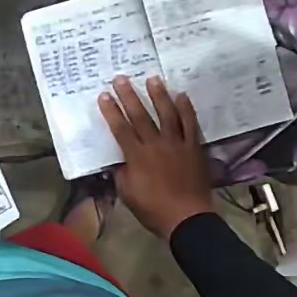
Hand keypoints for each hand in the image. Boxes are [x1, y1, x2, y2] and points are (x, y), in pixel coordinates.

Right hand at [98, 76, 213, 239]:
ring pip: (166, 113)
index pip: (120, 128)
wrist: (187, 218)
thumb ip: (121, 174)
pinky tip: (182, 95)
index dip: (111, 111)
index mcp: (137, 156)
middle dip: (129, 95)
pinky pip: (190, 123)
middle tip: (121, 78)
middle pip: (140, 116)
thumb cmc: (153, 210)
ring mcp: (176, 143)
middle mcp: (155, 144)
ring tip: (152, 79)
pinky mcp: (193, 147)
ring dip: (158, 95)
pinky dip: (186, 108)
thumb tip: (115, 162)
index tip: (103, 96)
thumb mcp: (128, 194)